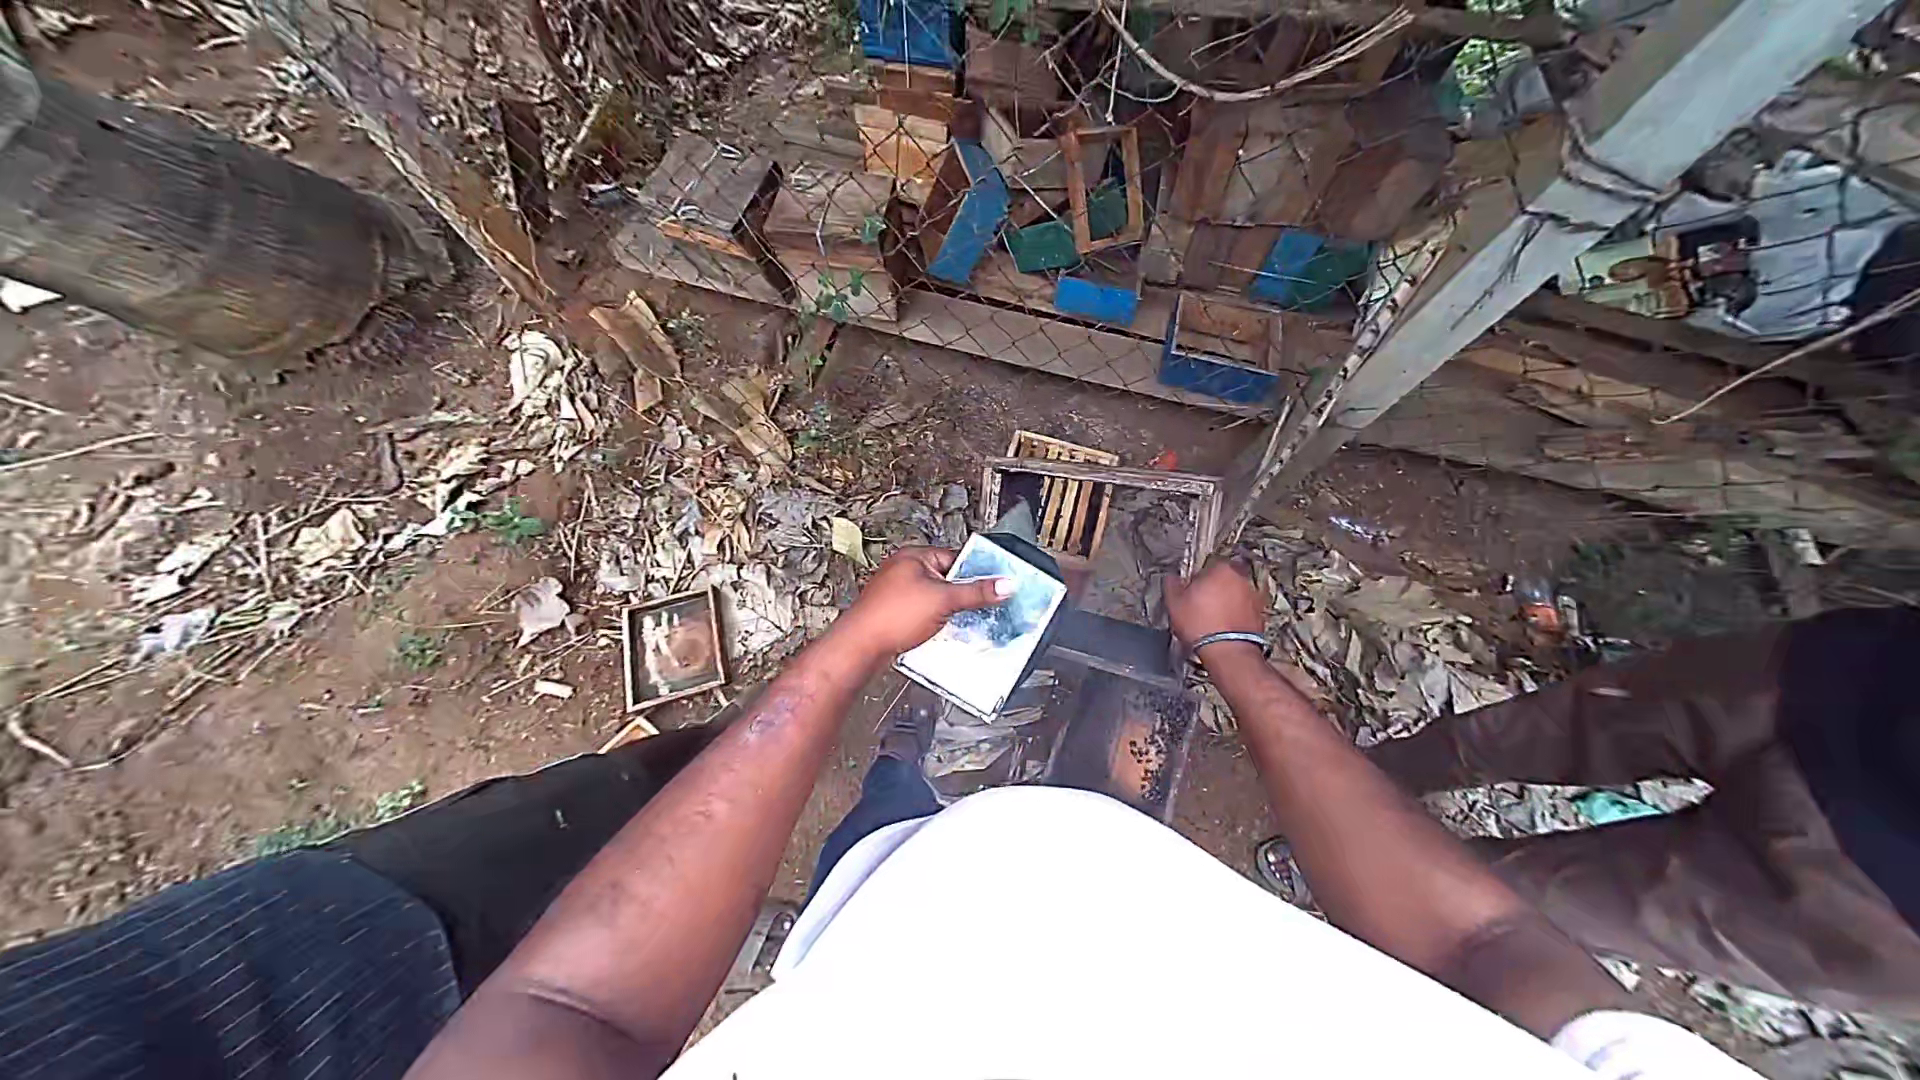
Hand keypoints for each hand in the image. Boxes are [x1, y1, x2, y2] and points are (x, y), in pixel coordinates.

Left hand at [831, 546, 1012, 661]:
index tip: (995, 584)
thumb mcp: (944, 600)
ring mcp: (899, 592)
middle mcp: (905, 570)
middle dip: (962, 594)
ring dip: (948, 610)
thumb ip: (976, 592)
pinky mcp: (896, 612)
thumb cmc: (889, 616)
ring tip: (953, 620)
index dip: (977, 572)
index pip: (957, 556)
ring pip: (937, 598)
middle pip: (949, 579)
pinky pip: (925, 613)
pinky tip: (938, 631)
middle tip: (975, 606)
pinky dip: (935, 621)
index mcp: (915, 556)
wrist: (860, 647)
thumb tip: (1003, 584)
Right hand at [1162, 558, 1265, 656]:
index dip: (1194, 581)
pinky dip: (1234, 616)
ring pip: (1233, 595)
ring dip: (1224, 603)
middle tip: (1198, 607)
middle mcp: (1240, 578)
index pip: (1204, 567)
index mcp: (1220, 569)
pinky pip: (1243, 610)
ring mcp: (1253, 596)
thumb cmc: (1202, 625)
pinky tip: (1221, 628)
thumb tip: (1171, 579)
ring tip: (1210, 620)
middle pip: (1222, 579)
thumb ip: (1171, 584)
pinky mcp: (1260, 614)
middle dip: (1212, 590)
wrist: (1227, 651)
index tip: (1188, 593)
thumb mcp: (1174, 602)